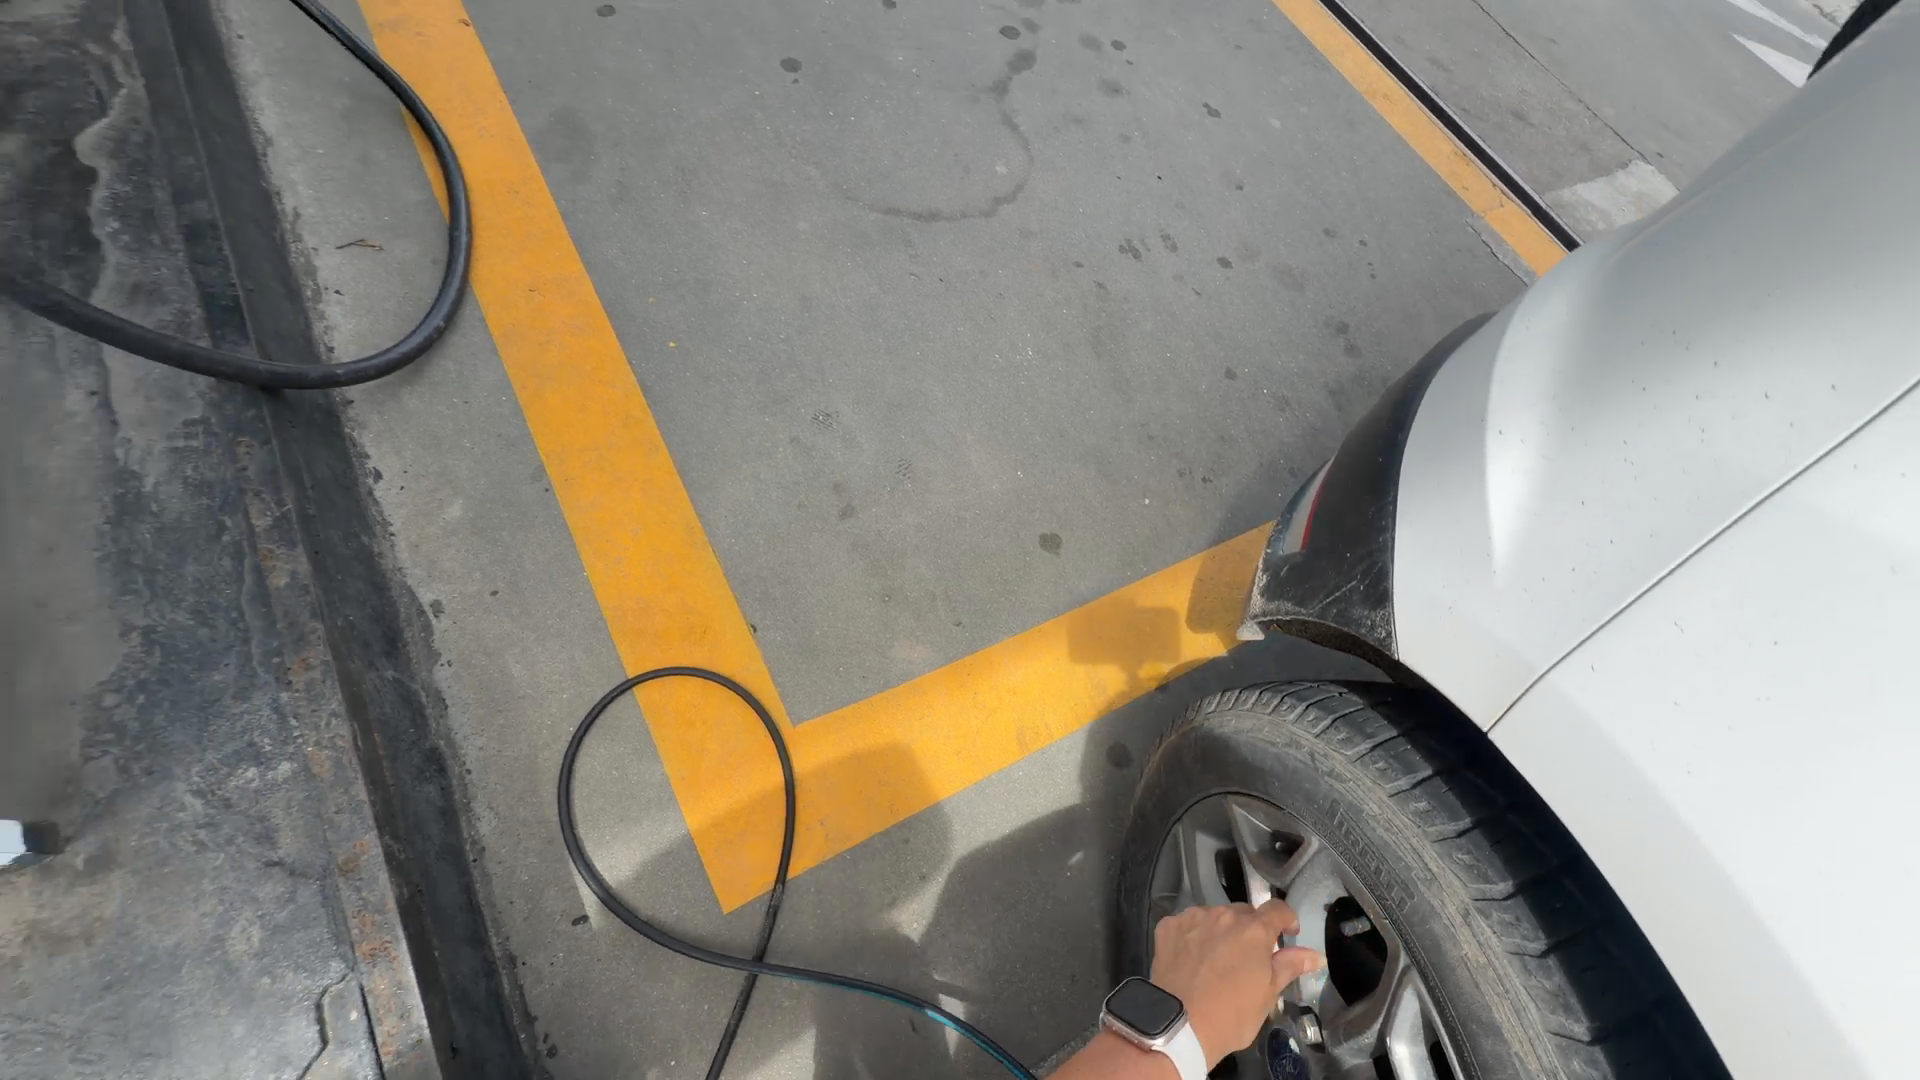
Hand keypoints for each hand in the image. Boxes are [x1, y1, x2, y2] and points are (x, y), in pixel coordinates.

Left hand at [1149, 900, 1325, 1066]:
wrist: (1181, 1023)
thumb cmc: (1232, 1015)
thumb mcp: (1268, 994)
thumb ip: (1289, 966)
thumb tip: (1315, 954)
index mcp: (1253, 930)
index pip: (1277, 909)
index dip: (1286, 919)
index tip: (1287, 934)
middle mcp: (1223, 915)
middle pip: (1244, 913)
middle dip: (1250, 930)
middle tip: (1248, 958)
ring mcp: (1193, 917)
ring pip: (1214, 916)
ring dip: (1221, 931)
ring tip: (1216, 961)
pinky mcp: (1168, 924)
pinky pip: (1188, 923)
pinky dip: (1193, 935)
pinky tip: (1192, 959)